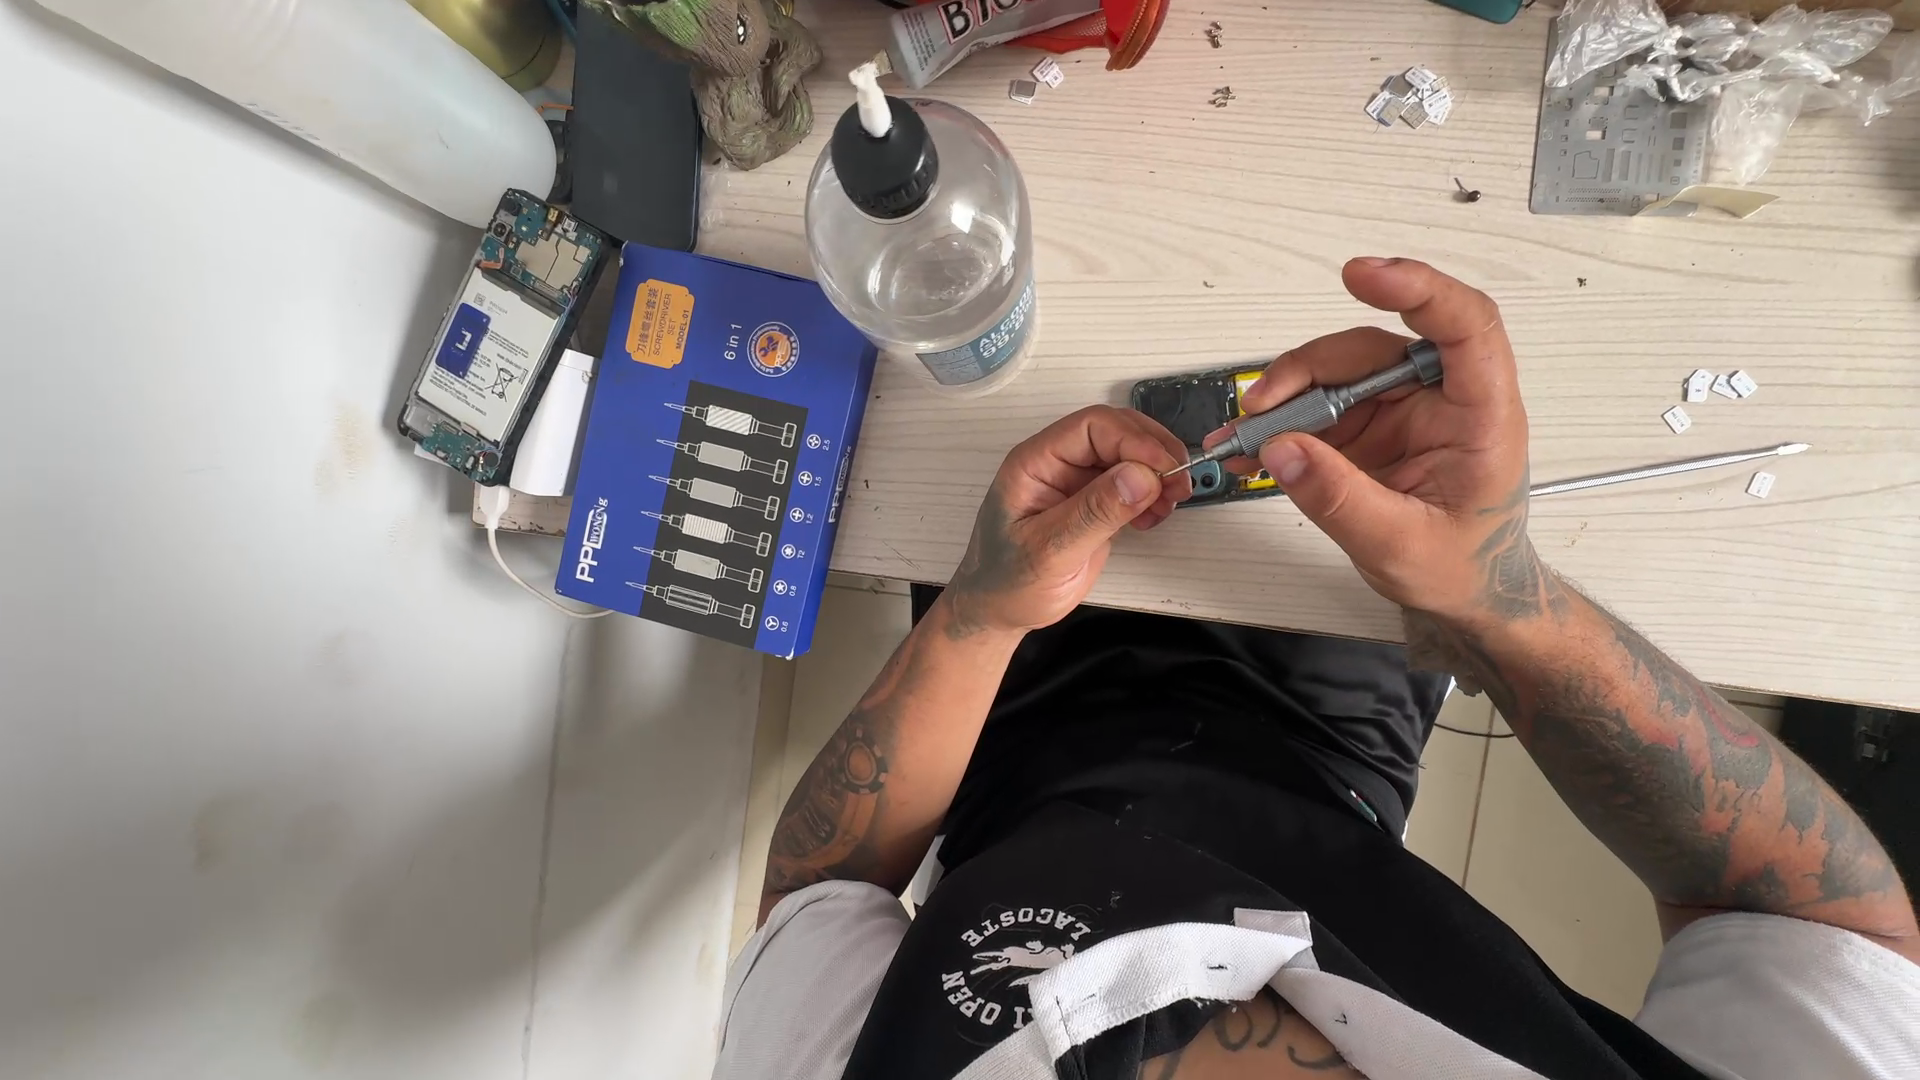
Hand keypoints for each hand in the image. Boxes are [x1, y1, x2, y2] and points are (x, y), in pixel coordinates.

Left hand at [945, 406, 1191, 634]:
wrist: (999, 611)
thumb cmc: (1008, 582)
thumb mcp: (1049, 551)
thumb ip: (1093, 513)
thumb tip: (1142, 475)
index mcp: (1035, 462)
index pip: (1091, 427)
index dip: (1133, 440)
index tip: (1165, 469)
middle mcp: (1057, 464)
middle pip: (1116, 434)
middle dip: (1153, 452)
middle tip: (1180, 484)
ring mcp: (1077, 483)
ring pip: (1129, 456)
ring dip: (1159, 473)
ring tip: (1172, 504)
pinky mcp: (1094, 505)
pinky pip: (1131, 484)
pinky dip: (1153, 494)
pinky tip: (1156, 517)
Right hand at [1220, 258, 1543, 626]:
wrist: (1461, 591)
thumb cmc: (1458, 565)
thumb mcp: (1398, 543)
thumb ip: (1339, 498)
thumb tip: (1279, 450)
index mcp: (1479, 415)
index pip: (1463, 328)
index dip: (1417, 290)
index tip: (1359, 275)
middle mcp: (1438, 400)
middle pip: (1369, 351)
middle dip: (1305, 372)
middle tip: (1257, 412)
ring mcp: (1397, 412)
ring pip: (1332, 377)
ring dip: (1281, 401)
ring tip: (1241, 438)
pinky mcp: (1365, 430)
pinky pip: (1313, 412)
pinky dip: (1277, 428)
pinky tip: (1249, 449)